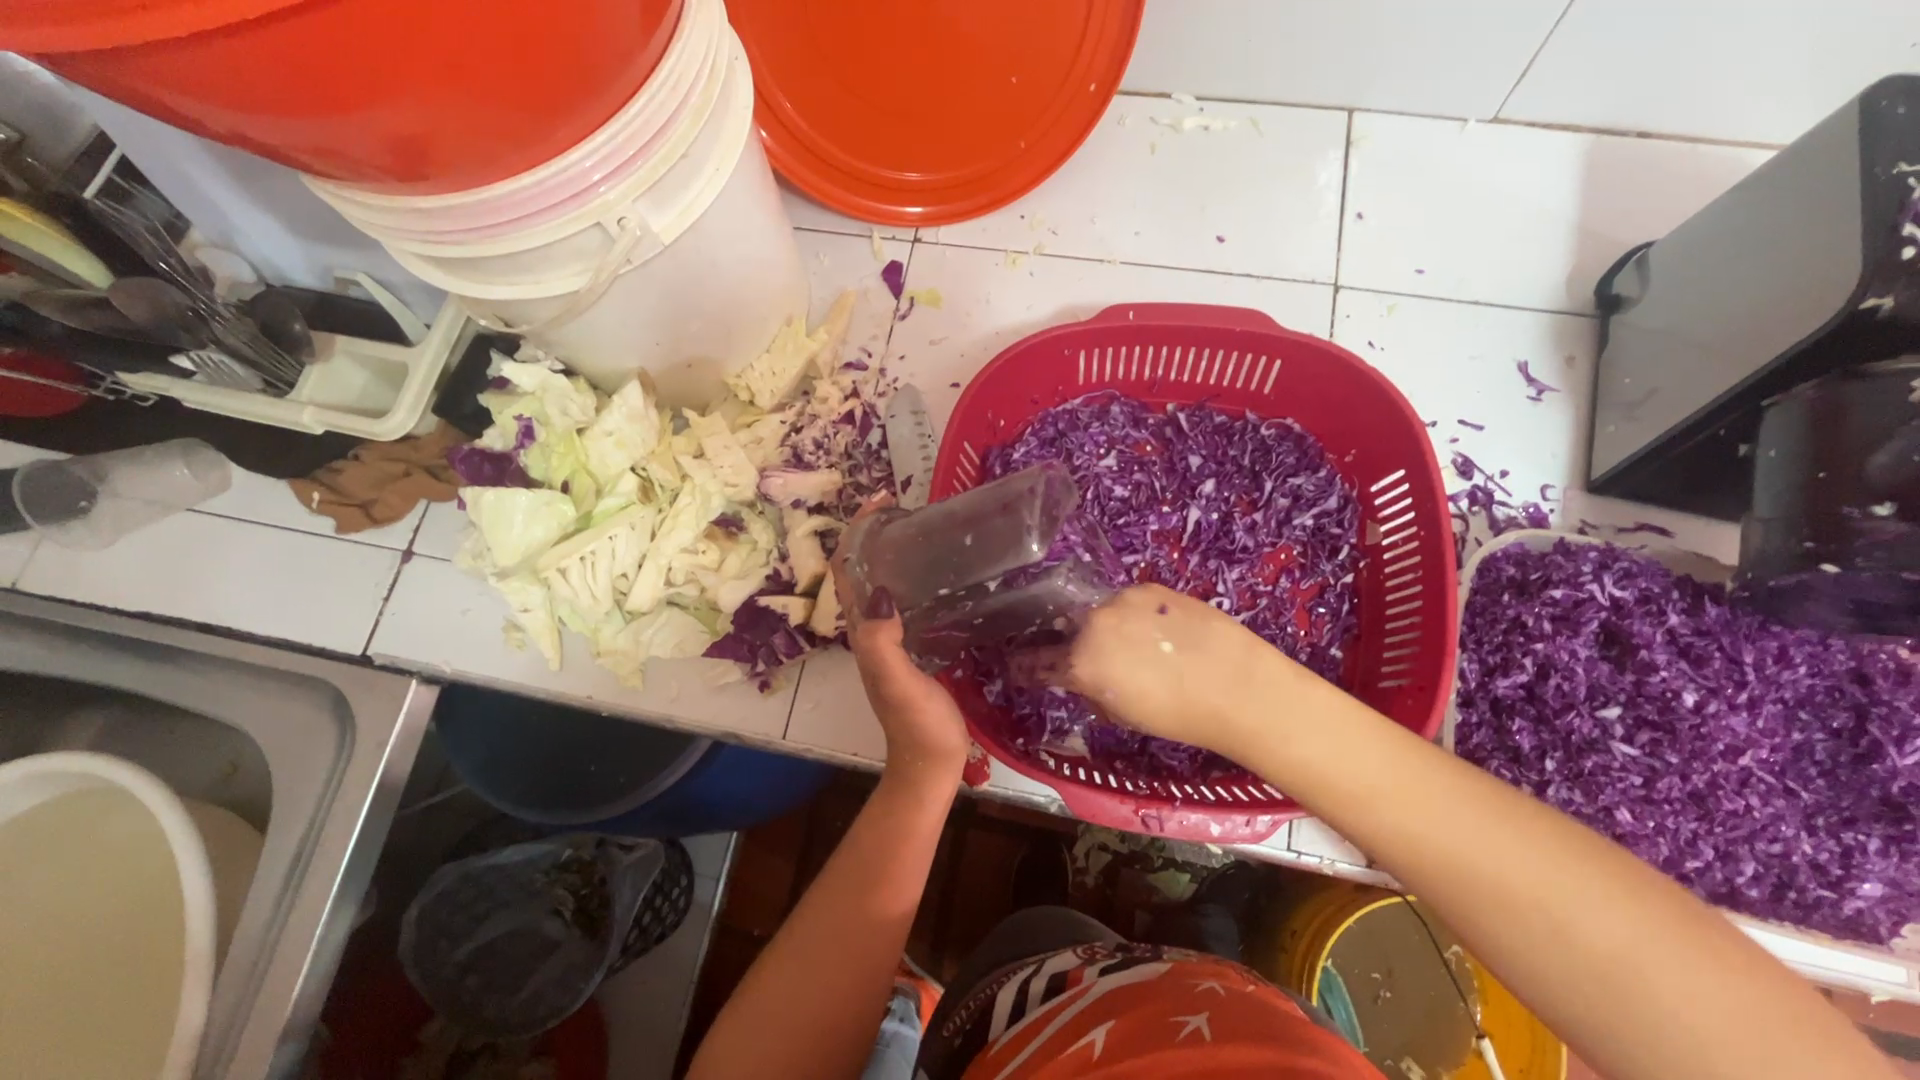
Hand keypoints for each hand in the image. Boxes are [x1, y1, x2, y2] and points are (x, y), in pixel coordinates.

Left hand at [832, 500, 971, 782]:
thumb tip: (879, 592)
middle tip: (906, 508)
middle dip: (875, 535)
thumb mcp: (898, 682)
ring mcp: (892, 639)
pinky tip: (940, 572)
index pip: (848, 572)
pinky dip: (916, 578)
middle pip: (863, 572)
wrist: (932, 763)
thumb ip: (882, 642)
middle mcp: (872, 631)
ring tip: (923, 528)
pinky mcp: (914, 647)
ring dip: (894, 553)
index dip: (856, 533)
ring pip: (885, 584)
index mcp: (864, 633)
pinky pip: (908, 602)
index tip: (881, 502)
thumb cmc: (918, 724)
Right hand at [1032, 584, 1304, 757]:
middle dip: (1071, 643)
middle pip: (1068, 629)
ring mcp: (1122, 600)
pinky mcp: (1151, 587)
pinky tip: (1156, 632)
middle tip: (1090, 658)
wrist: (1236, 685)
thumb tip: (1085, 680)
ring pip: (1100, 612)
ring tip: (1133, 645)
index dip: (1023, 667)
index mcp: (1080, 663)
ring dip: (1105, 626)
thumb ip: (1092, 692)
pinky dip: (1134, 615)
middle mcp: (1093, 623)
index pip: (1036, 663)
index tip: (1015, 666)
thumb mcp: (1122, 716)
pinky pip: (1129, 602)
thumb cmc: (1178, 716)